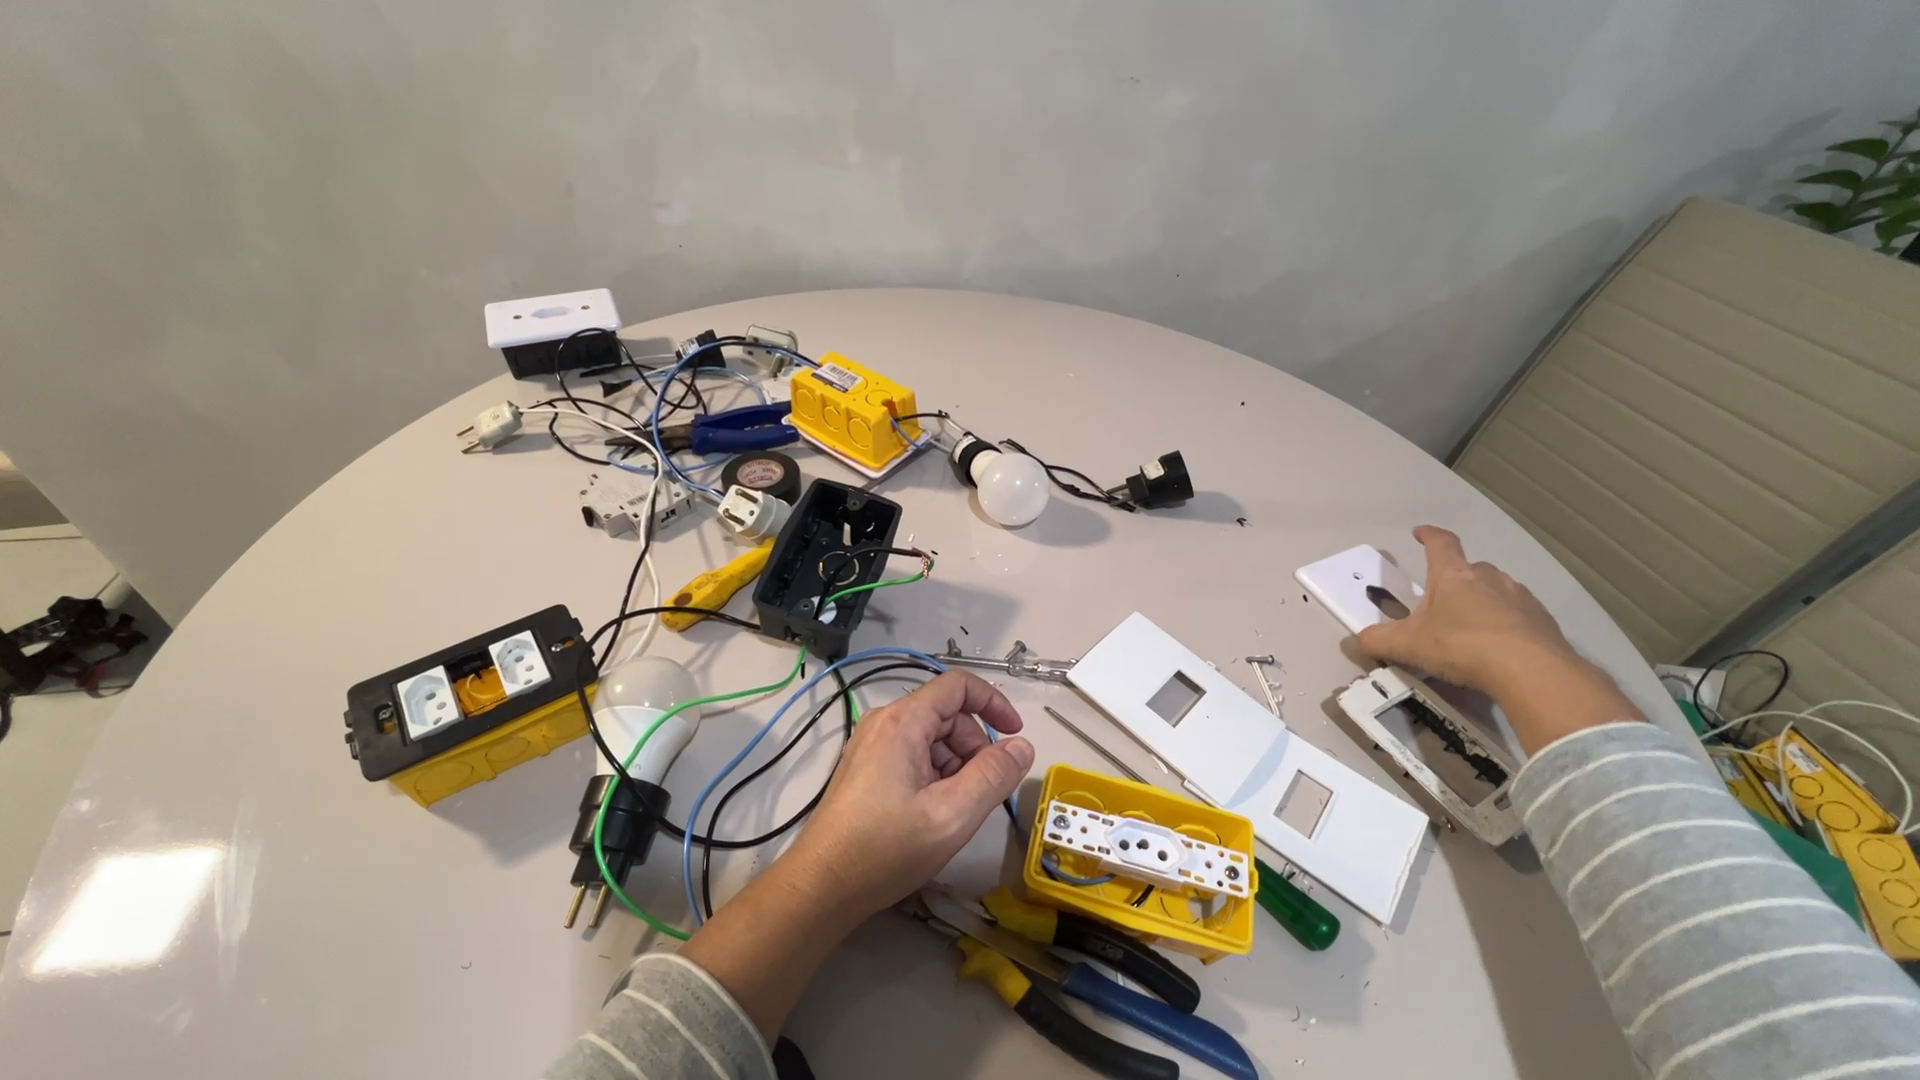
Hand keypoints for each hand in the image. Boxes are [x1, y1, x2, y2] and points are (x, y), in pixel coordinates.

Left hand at [680, 670, 1033, 1040]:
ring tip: (957, 810)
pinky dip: (936, 775)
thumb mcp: (953, 815)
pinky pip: (913, 756)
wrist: (822, 885)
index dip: (994, 702)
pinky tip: (935, 814)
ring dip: (957, 765)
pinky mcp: (866, 769)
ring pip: (931, 738)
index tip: (1016, 735)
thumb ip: (993, 776)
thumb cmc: (886, 848)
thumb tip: (1022, 746)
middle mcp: (884, 723)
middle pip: (946, 714)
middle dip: (975, 745)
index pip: (958, 686)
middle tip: (984, 791)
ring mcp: (871, 746)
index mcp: (903, 722)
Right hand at [1356, 525, 1578, 695]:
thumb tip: (1358, 639)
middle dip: (1455, 581)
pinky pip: (1518, 614)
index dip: (1429, 536)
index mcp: (1453, 575)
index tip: (1420, 533)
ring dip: (1482, 602)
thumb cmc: (1461, 646)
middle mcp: (1488, 577)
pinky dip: (1506, 624)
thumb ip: (1378, 640)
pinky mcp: (1542, 619)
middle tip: (1442, 605)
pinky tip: (1500, 648)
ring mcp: (1519, 596)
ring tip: (1472, 630)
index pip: (1440, 543)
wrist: (1530, 670)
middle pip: (1469, 569)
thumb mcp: (1407, 645)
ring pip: (1496, 590)